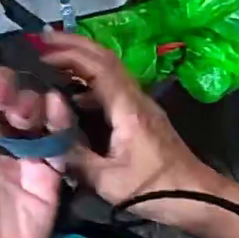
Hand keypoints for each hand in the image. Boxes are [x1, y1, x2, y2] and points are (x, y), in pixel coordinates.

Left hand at [0, 58, 71, 237]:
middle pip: (2, 91)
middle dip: (3, 84)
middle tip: (0, 98)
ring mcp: (20, 152)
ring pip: (30, 107)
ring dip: (28, 100)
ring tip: (22, 113)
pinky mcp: (48, 171)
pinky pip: (57, 137)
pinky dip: (59, 119)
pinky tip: (54, 111)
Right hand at [34, 31, 220, 221]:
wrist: (197, 197)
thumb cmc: (155, 189)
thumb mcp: (108, 181)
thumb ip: (75, 158)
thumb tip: (45, 140)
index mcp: (128, 108)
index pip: (98, 67)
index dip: (69, 54)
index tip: (41, 50)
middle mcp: (134, 98)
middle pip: (105, 58)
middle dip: (73, 45)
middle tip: (42, 40)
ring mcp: (138, 104)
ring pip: (108, 70)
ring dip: (80, 60)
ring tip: (50, 61)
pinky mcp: (138, 115)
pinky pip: (110, 87)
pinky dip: (87, 80)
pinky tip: (69, 93)